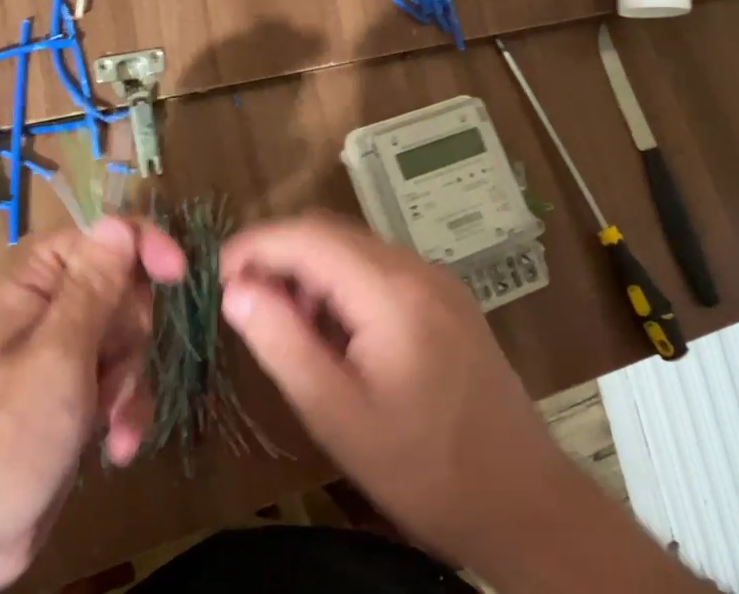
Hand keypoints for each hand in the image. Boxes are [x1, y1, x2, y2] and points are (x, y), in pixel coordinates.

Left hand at [0, 217, 185, 592]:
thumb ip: (92, 289)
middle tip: (116, 365)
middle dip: (131, 332)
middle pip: (115, 293)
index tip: (177, 271)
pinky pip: (115, 388)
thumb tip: (118, 221)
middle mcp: (42, 320)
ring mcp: (56, 365)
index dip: (137, 245)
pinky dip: (123, 415)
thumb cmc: (1, 442)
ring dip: (129, 384)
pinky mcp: (68, 406)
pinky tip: (118, 447)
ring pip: (122, 344)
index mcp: (27, 293)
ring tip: (112, 422)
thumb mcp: (57, 359)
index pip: (91, 239)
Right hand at [219, 214, 583, 570]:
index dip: (254, 246)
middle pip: (332, 233)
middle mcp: (419, 271)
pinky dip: (343, 287)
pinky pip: (382, 272)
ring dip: (310, 272)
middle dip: (279, 256)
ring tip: (285, 327)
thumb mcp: (338, 415)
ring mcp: (440, 284)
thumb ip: (282, 344)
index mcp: (392, 293)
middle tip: (241, 303)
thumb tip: (235, 290)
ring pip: (356, 250)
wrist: (525, 503)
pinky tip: (333, 335)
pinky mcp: (450, 304)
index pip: (308, 235)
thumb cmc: (424, 469)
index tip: (213, 277)